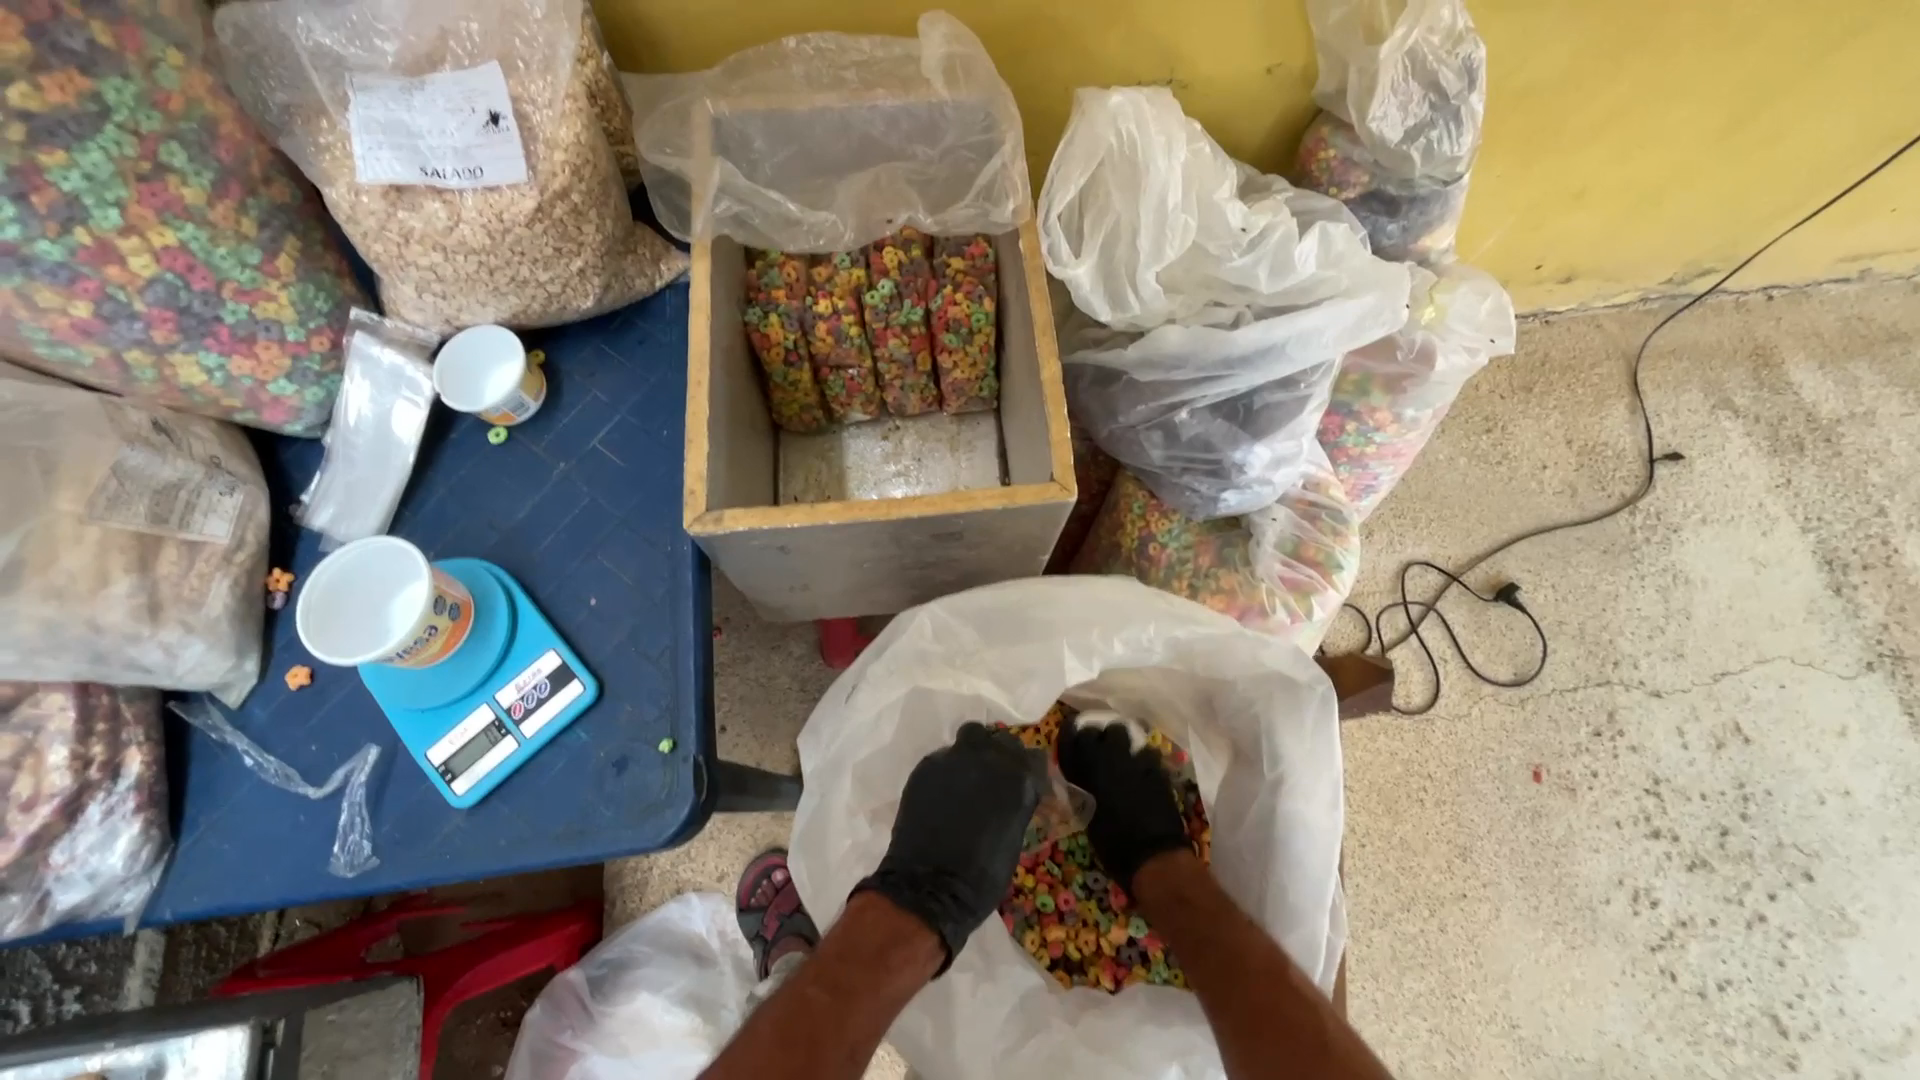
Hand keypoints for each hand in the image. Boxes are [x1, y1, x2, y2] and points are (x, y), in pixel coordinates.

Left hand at [853, 723, 1041, 973]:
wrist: (930, 886)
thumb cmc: (983, 876)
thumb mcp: (1014, 836)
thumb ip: (1015, 803)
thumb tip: (1011, 794)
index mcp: (1020, 779)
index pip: (1035, 758)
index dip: (1030, 770)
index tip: (1026, 782)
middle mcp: (990, 759)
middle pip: (1004, 741)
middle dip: (1002, 756)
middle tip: (995, 777)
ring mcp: (956, 758)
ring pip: (972, 736)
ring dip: (974, 750)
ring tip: (968, 773)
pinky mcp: (927, 765)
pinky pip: (945, 756)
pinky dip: (948, 768)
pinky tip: (942, 789)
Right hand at [1056, 714, 1190, 892]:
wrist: (1154, 856)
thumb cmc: (1114, 845)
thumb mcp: (1088, 818)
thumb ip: (1083, 791)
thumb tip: (1080, 779)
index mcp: (1088, 771)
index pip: (1075, 738)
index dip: (1073, 736)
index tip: (1074, 740)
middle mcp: (1110, 759)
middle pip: (1102, 732)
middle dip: (1100, 738)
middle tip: (1100, 750)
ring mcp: (1136, 762)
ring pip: (1125, 735)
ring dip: (1122, 743)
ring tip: (1122, 756)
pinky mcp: (1157, 770)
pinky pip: (1147, 753)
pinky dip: (1142, 758)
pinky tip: (1142, 770)